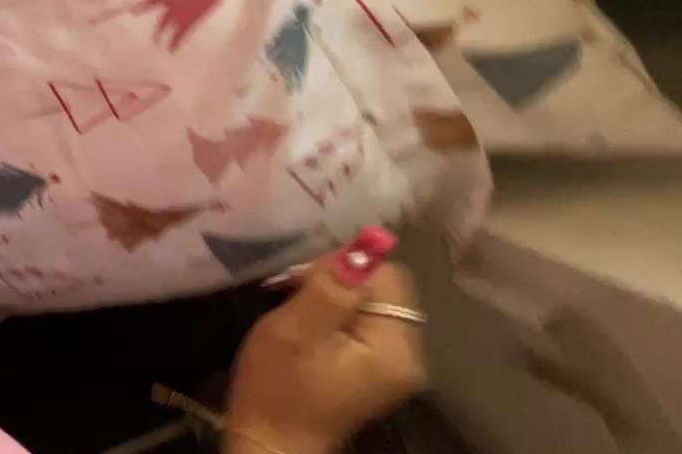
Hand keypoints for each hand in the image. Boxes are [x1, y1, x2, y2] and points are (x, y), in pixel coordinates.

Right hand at [225, 245, 424, 453]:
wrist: (273, 439)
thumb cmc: (277, 384)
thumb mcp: (294, 330)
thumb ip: (329, 289)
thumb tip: (363, 246)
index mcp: (395, 346)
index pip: (385, 276)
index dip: (340, 267)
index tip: (297, 281)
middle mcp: (408, 354)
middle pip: (380, 288)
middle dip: (333, 280)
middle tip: (290, 293)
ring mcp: (393, 362)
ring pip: (367, 301)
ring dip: (328, 294)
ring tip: (292, 307)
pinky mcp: (374, 366)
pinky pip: (361, 320)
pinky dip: (331, 311)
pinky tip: (303, 322)